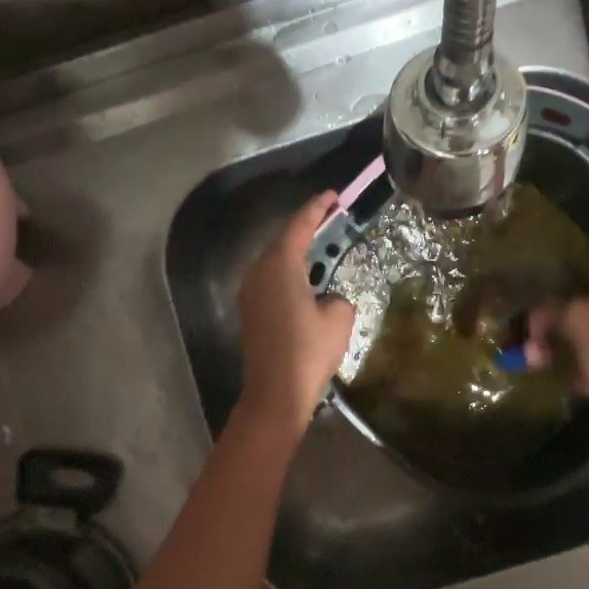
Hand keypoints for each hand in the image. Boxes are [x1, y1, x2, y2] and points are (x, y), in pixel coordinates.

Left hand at [236, 191, 355, 423]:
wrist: (276, 392)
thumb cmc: (309, 351)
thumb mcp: (338, 318)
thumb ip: (336, 296)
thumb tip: (326, 299)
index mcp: (280, 265)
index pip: (299, 226)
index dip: (317, 208)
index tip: (333, 195)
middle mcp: (258, 272)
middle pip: (283, 239)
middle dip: (306, 226)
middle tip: (331, 216)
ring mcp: (250, 292)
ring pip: (274, 259)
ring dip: (297, 250)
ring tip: (322, 244)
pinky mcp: (250, 310)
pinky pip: (270, 278)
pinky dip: (289, 270)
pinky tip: (306, 278)